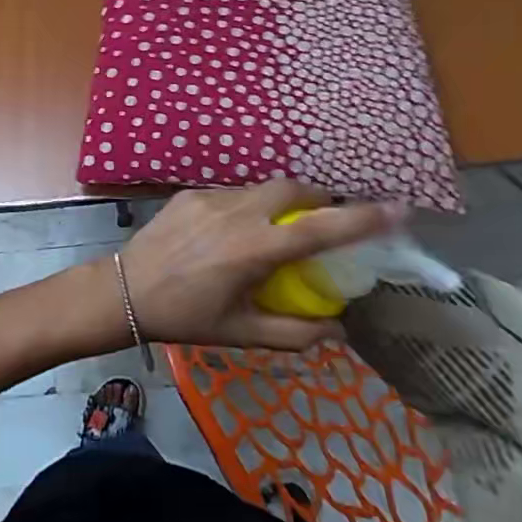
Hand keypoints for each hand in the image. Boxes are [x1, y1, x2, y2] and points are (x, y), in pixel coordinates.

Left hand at [115, 179, 401, 350]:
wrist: (123, 291)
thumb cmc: (184, 317)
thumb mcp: (242, 333)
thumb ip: (296, 333)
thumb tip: (340, 328)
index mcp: (254, 249)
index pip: (321, 228)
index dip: (364, 218)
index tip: (399, 209)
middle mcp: (236, 214)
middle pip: (293, 189)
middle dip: (318, 199)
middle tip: (324, 222)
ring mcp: (208, 198)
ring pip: (261, 188)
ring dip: (281, 202)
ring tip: (277, 229)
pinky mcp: (187, 194)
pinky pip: (231, 193)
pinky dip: (247, 205)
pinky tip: (233, 231)